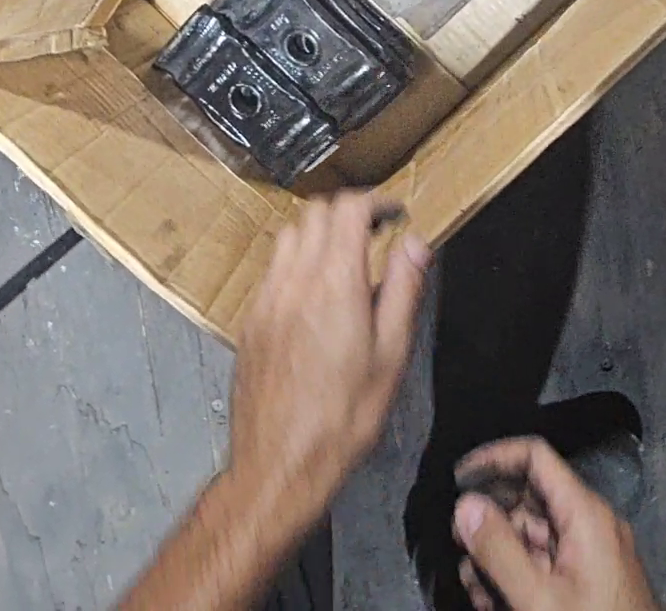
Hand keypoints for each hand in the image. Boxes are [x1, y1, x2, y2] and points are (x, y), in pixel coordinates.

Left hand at [229, 191, 431, 525]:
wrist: (279, 463)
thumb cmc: (345, 416)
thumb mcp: (392, 355)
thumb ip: (403, 290)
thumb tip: (415, 243)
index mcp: (335, 283)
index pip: (348, 209)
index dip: (376, 201)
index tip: (395, 213)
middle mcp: (294, 279)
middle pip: (315, 211)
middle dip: (348, 212)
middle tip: (374, 233)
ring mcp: (266, 297)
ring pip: (289, 234)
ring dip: (318, 232)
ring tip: (344, 259)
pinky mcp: (250, 318)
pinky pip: (272, 266)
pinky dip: (296, 259)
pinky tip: (313, 292)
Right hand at [453, 437, 659, 610]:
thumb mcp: (539, 599)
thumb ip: (499, 551)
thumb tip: (464, 506)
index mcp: (586, 513)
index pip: (536, 457)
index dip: (495, 459)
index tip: (458, 478)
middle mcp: (591, 524)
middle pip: (531, 498)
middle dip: (490, 518)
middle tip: (456, 541)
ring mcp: (592, 554)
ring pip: (534, 534)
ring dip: (499, 553)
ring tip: (473, 586)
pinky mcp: (589, 582)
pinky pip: (547, 562)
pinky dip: (518, 573)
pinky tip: (493, 600)